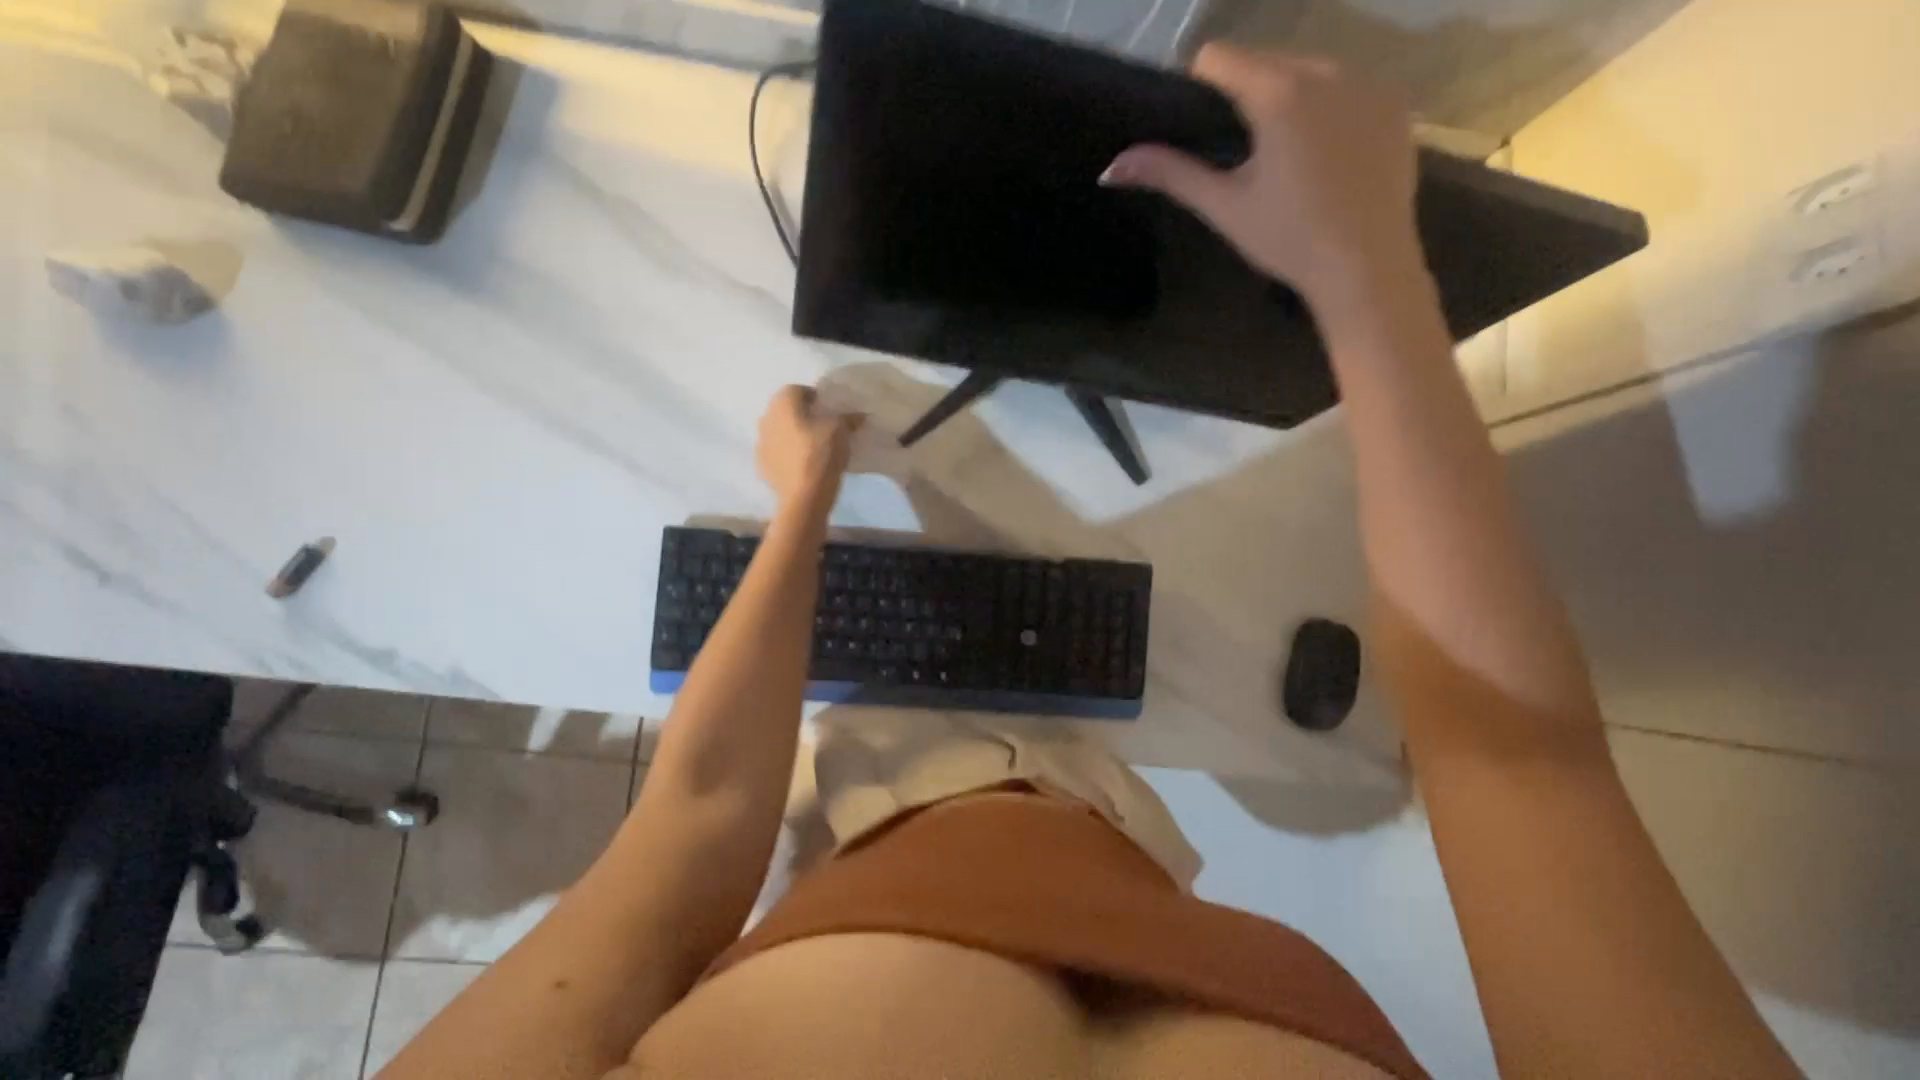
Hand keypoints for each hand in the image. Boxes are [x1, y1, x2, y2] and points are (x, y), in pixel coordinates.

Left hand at [756, 385, 860, 510]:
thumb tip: (858, 415)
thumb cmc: (821, 454)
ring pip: (778, 431)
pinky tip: (801, 465)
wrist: (803, 497)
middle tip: (821, 426)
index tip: (828, 409)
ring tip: (812, 447)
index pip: (797, 389)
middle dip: (801, 414)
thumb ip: (848, 418)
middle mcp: (766, 418)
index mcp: (783, 403)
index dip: (814, 397)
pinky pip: (776, 452)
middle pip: (784, 410)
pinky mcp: (761, 466)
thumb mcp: (842, 431)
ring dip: (791, 434)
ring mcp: (760, 443)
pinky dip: (786, 454)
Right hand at [1101, 44, 1421, 316]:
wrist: (1368, 267)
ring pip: (1308, 68)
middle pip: (1264, 59)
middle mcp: (1327, 70)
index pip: (1218, 57)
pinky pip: (1348, 86)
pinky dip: (1330, 107)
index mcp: (1278, 93)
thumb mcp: (1225, 207)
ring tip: (1288, 152)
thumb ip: (1172, 174)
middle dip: (1247, 93)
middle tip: (1246, 150)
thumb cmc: (1290, 239)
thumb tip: (1111, 167)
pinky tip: (1329, 153)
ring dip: (1289, 96)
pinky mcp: (1395, 101)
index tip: (1203, 128)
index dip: (1199, 87)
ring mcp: (1368, 82)